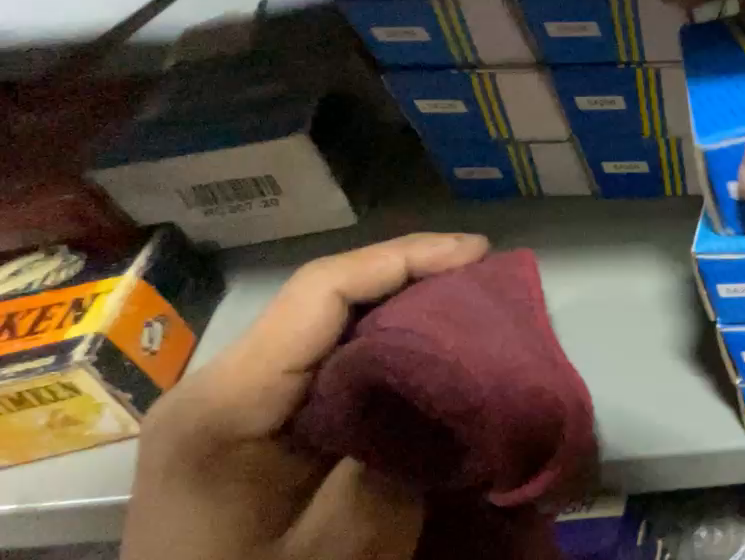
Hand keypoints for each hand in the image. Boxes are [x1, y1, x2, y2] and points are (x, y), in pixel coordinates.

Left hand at [124, 233, 490, 559]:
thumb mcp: (350, 531)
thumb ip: (402, 437)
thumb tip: (456, 366)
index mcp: (227, 402)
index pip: (323, 290)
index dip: (407, 257)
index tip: (481, 254)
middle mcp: (216, 383)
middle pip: (324, 295)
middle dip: (412, 272)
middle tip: (485, 276)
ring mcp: (224, 399)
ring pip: (324, 318)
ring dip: (400, 301)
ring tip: (467, 299)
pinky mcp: (242, 417)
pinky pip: (318, 351)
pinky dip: (379, 334)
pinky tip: (424, 342)